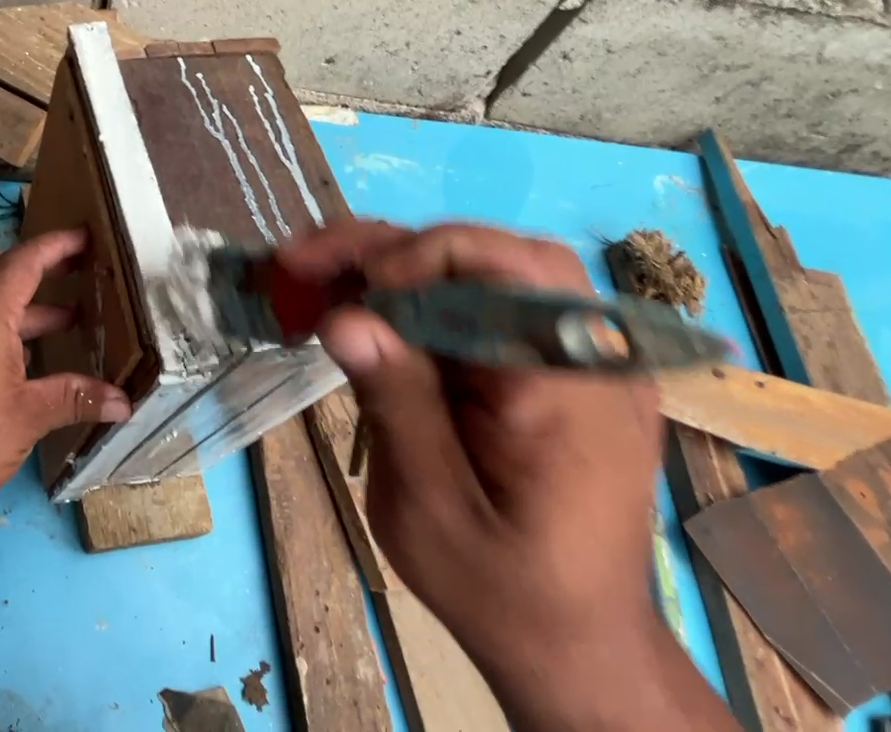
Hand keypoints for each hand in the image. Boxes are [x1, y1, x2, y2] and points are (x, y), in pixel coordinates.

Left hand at [0, 229, 131, 535]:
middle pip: (1, 274)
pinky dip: (1, 325)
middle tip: (81, 267)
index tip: (85, 235)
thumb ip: (76, 398)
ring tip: (68, 316)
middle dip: (43, 268)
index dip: (56, 246)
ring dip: (24, 304)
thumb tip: (124, 402)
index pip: (23, 262)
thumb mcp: (27, 416)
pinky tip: (24, 354)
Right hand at [279, 222, 671, 713]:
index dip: (414, 258)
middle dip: (389, 249)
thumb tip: (344, 317)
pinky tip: (358, 313)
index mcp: (569, 386)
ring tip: (315, 280)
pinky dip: (412, 299)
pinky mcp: (541, 367)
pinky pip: (478, 306)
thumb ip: (396, 404)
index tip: (341, 292)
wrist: (571, 641)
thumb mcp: (429, 505)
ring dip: (392, 267)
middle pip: (489, 253)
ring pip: (479, 269)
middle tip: (304, 265)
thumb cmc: (500, 588)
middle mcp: (586, 355)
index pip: (505, 267)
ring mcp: (569, 357)